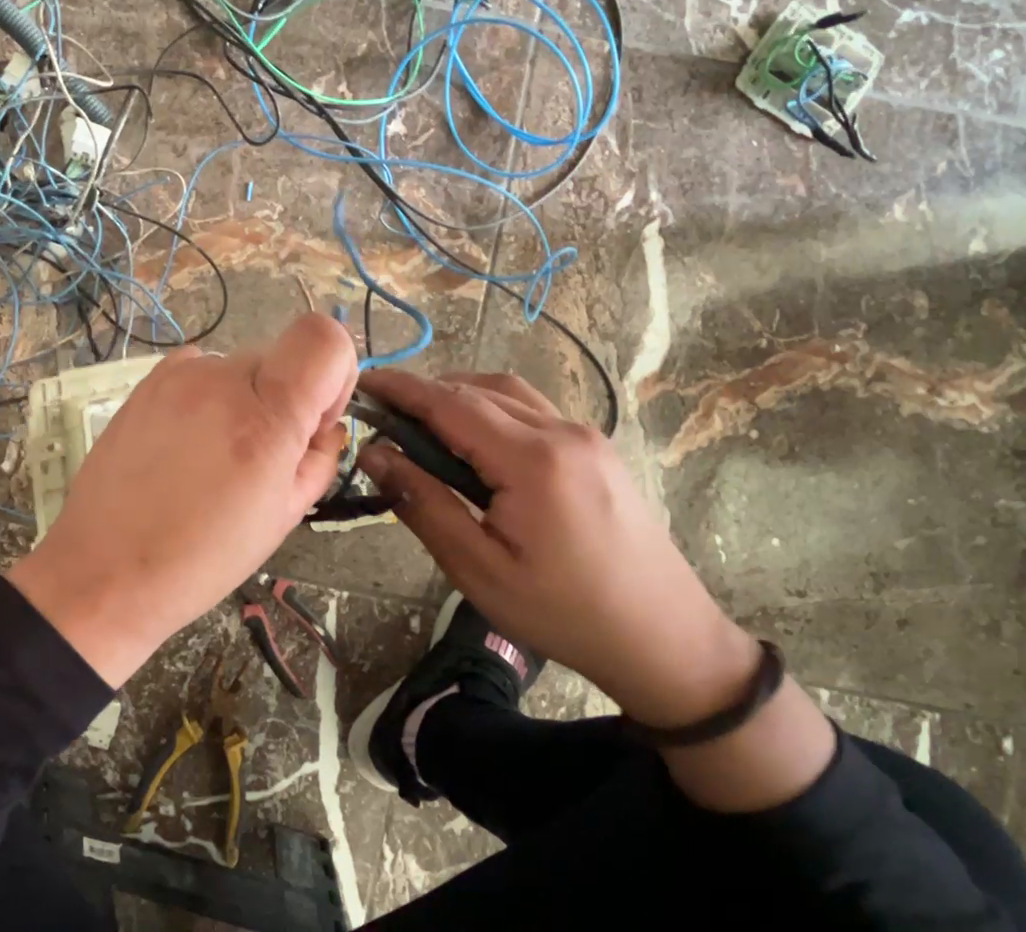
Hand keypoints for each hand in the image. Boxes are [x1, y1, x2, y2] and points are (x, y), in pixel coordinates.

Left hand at [8, 315, 357, 684]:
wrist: (107, 568)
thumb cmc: (202, 559)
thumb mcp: (282, 518)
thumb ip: (317, 459)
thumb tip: (325, 426)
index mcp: (266, 418)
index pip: (324, 338)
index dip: (334, 374)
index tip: (313, 421)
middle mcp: (220, 381)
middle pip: (279, 357)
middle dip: (283, 398)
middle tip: (259, 458)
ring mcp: (176, 378)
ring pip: (236, 368)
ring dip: (241, 400)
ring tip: (212, 459)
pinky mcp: (143, 385)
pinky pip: (195, 374)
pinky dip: (203, 398)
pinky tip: (183, 446)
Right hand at [355, 371, 760, 728]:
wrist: (665, 640)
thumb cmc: (562, 612)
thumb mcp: (478, 568)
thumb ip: (423, 504)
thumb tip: (374, 455)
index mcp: (533, 460)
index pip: (450, 404)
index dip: (400, 389)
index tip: (360, 384)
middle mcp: (563, 433)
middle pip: (478, 390)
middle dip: (423, 393)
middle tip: (379, 417)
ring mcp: (587, 438)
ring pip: (508, 394)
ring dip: (458, 397)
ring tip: (417, 426)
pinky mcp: (597, 452)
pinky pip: (532, 411)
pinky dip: (490, 410)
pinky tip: (469, 442)